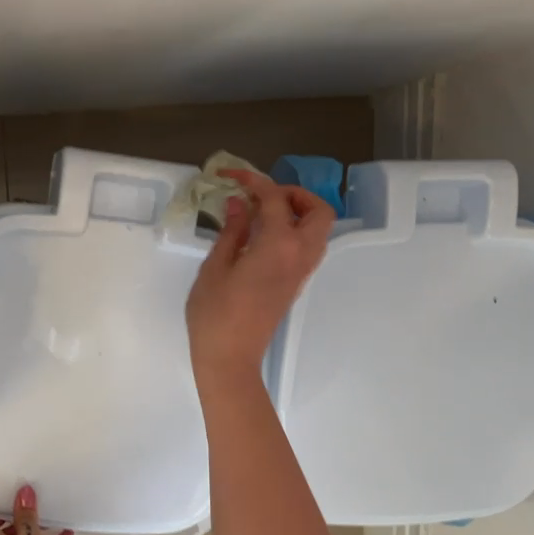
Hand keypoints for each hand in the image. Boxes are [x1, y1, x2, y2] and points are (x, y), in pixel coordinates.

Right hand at [185, 168, 333, 392]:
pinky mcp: (295, 284)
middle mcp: (300, 254)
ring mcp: (301, 271)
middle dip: (294, 195)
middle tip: (262, 197)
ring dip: (298, 214)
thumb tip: (240, 204)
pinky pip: (308, 247)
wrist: (229, 358)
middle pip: (318, 211)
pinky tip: (262, 238)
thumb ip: (232, 231)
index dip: (253, 181)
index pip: (275, 199)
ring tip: (262, 215)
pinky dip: (294, 232)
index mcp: (279, 245)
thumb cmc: (215, 314)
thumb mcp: (216, 267)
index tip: (231, 176)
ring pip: (318, 230)